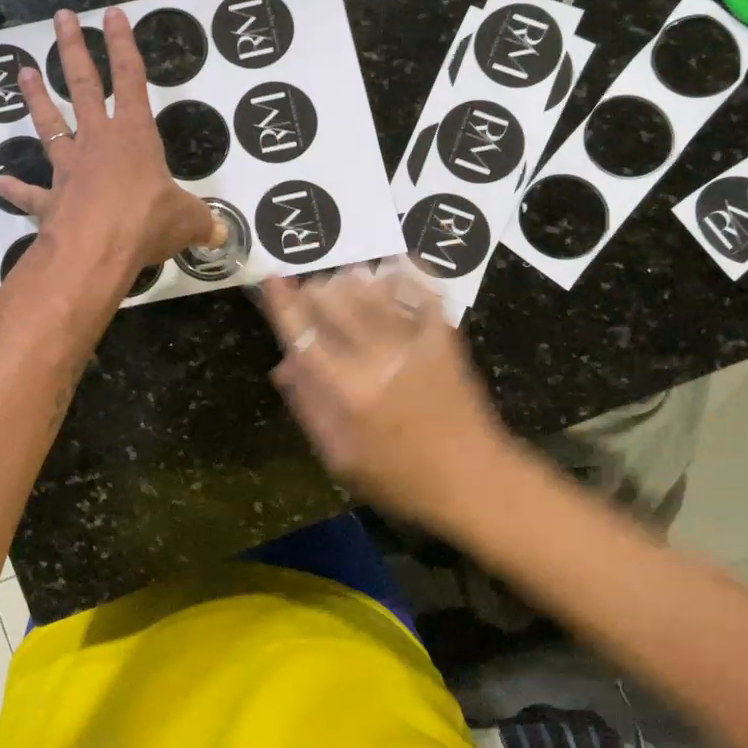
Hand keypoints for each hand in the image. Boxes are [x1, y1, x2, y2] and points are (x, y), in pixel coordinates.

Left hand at [0, 8, 219, 271]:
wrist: (95, 250)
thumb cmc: (145, 222)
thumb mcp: (186, 220)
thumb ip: (199, 220)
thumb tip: (218, 231)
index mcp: (134, 135)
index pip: (131, 78)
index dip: (123, 44)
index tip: (112, 13)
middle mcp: (97, 142)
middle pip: (82, 85)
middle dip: (72, 48)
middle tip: (60, 17)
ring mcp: (68, 169)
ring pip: (49, 125)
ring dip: (36, 98)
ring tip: (22, 71)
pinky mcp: (49, 200)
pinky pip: (30, 193)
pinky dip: (15, 189)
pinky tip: (0, 182)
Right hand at [257, 260, 513, 522]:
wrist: (475, 480)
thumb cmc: (401, 476)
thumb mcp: (340, 456)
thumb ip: (309, 406)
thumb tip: (283, 365)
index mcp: (347, 390)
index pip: (304, 333)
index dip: (283, 302)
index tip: (272, 278)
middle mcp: (377, 357)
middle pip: (334, 300)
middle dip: (314, 290)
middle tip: (308, 295)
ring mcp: (414, 343)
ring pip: (372, 289)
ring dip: (351, 281)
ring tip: (342, 284)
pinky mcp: (444, 338)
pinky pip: (423, 291)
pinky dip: (405, 274)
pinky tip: (392, 268)